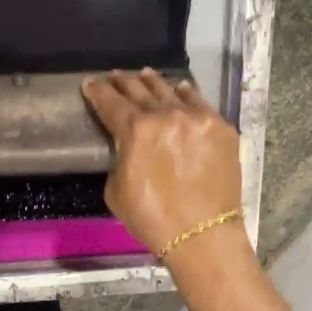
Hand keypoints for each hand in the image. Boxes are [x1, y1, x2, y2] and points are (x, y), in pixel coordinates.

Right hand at [82, 68, 243, 256]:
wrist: (202, 234)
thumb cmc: (152, 219)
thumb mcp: (116, 191)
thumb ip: (120, 159)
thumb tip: (128, 149)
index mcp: (135, 130)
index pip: (110, 102)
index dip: (97, 91)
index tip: (90, 84)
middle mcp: (166, 115)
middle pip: (140, 90)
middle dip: (123, 82)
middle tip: (115, 76)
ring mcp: (197, 118)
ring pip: (170, 90)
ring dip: (153, 83)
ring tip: (144, 75)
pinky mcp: (221, 128)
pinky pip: (199, 102)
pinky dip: (185, 94)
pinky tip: (180, 89)